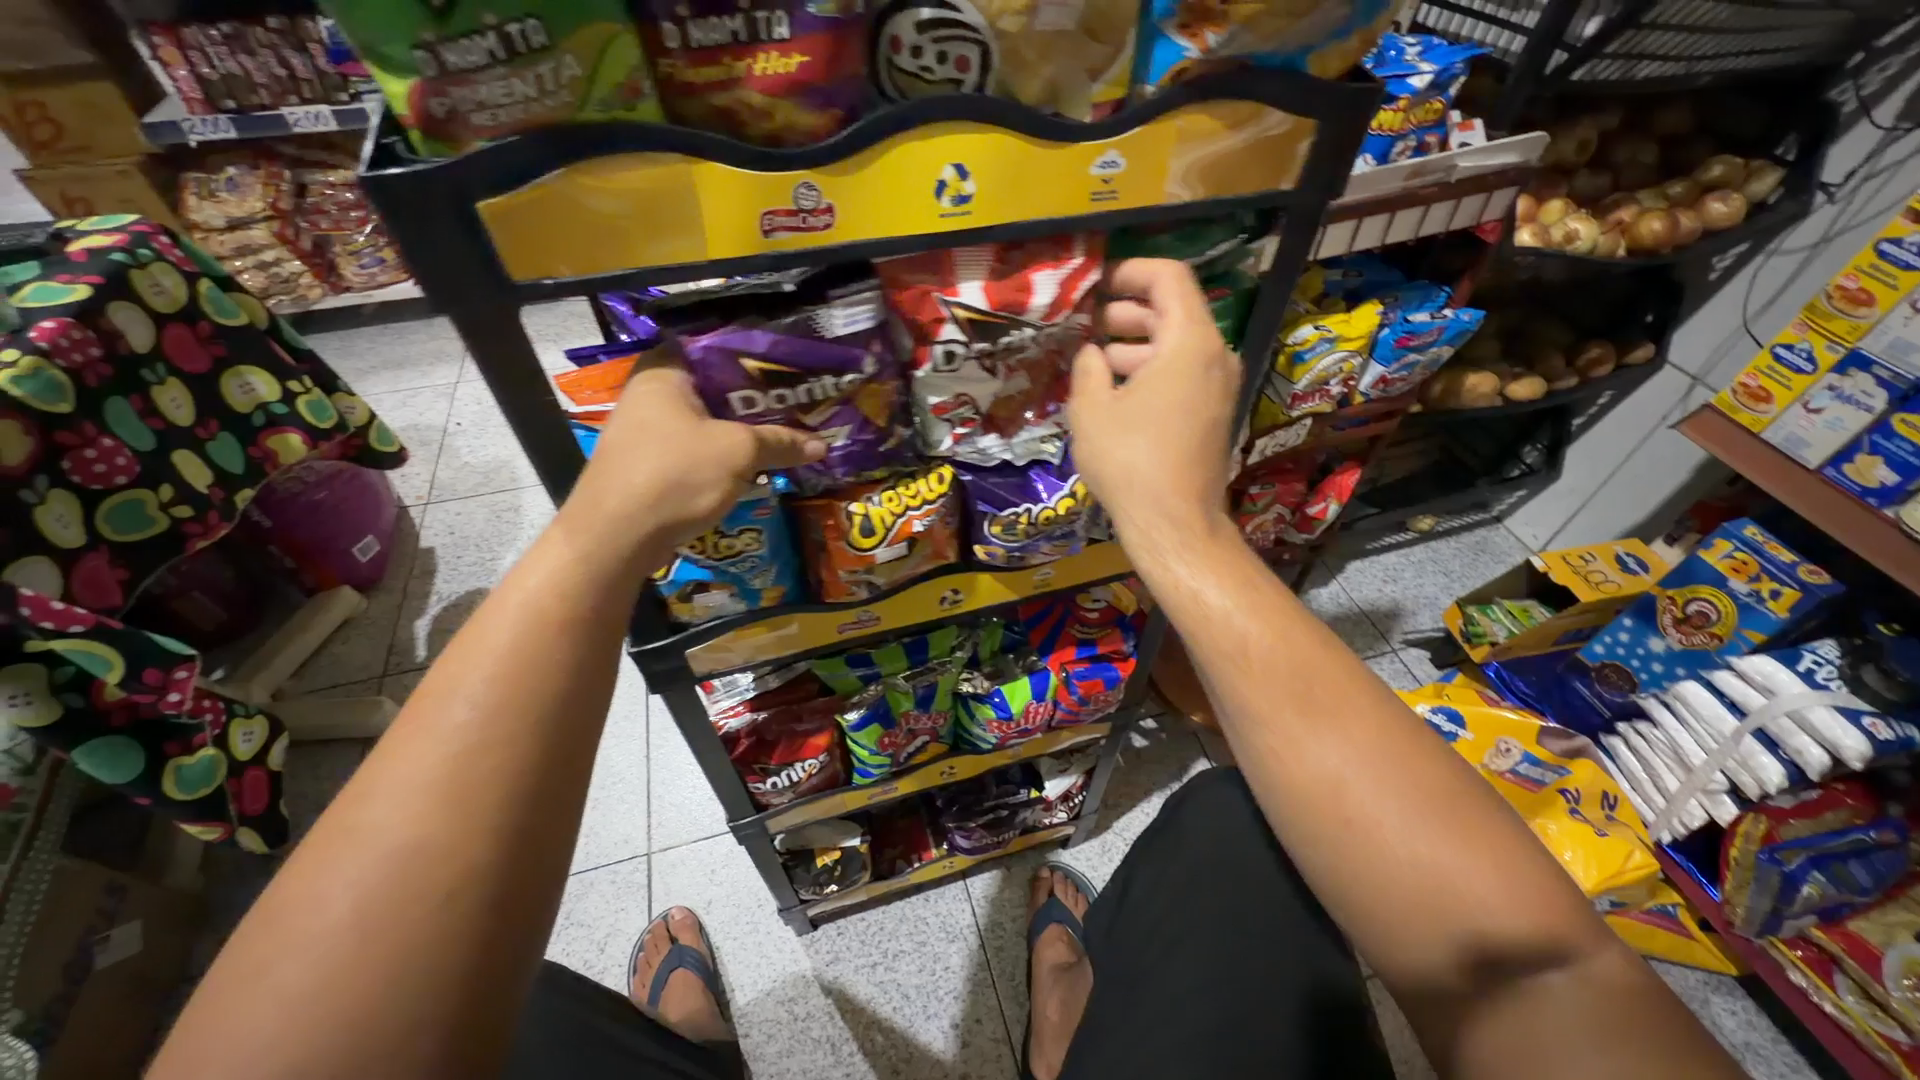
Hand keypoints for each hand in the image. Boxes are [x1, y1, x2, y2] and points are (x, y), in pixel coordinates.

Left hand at [566, 356, 823, 555]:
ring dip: (742, 432)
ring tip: (786, 434)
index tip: (789, 367)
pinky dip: (724, 455)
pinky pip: (697, 449)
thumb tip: (822, 444)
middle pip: (715, 387)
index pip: (714, 347)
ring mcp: (646, 431)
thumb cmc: (675, 475)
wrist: (615, 538)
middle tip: (799, 404)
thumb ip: (780, 442)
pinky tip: (755, 465)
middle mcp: (651, 394)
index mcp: (665, 372)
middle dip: (756, 400)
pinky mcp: (650, 465)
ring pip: (707, 422)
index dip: (754, 357)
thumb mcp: (738, 452)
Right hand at [1069, 259, 1240, 548]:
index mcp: (1190, 341)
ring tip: (1094, 360)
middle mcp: (1215, 355)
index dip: (1130, 271)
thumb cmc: (1130, 460)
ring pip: (1178, 344)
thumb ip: (1088, 367)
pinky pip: (1184, 373)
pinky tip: (1116, 391)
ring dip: (1137, 343)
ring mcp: (1219, 385)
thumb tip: (1092, 352)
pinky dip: (1152, 370)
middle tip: (1087, 324)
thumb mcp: (1092, 409)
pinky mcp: (1213, 412)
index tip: (1097, 285)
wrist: (1174, 523)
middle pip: (1174, 310)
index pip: (1169, 277)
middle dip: (1128, 311)